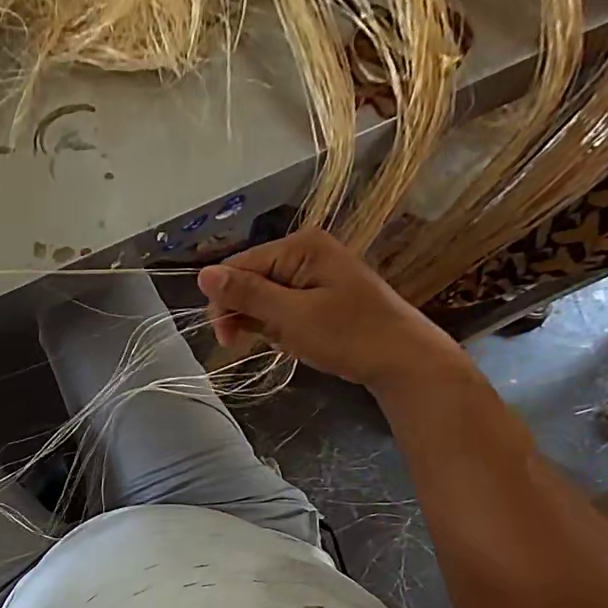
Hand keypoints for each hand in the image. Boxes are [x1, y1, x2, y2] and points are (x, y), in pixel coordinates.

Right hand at [196, 229, 470, 392]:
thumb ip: (247, 295)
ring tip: (287, 343)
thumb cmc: (349, 336)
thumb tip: (202, 274)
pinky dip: (283, 328)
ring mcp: (317, 273)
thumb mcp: (292, 317)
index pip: (240, 265)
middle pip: (252, 279)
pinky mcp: (324, 295)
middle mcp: (307, 252)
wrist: (404, 360)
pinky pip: (287, 307)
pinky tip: (296, 343)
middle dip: (246, 313)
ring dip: (266, 324)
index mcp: (300, 246)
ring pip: (268, 297)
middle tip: (248, 346)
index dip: (224, 300)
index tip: (224, 338)